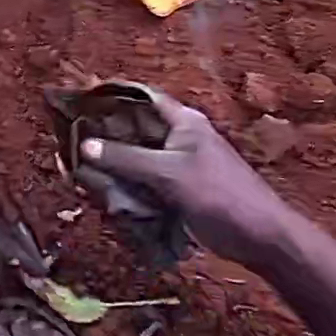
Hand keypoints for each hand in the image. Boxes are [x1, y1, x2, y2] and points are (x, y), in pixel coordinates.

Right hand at [80, 88, 301, 266]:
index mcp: (183, 121)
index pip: (141, 98)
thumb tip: (84, 145)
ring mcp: (177, 164)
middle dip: (105, 134)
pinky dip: (125, 183)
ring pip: (136, 156)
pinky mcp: (176, 189)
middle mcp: (178, 137)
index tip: (81, 100)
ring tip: (81, 166)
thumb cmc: (220, 194)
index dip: (112, 96)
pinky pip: (143, 180)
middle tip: (73, 138)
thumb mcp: (168, 173)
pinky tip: (103, 189)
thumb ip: (125, 158)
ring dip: (113, 162)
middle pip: (134, 128)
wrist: (262, 239)